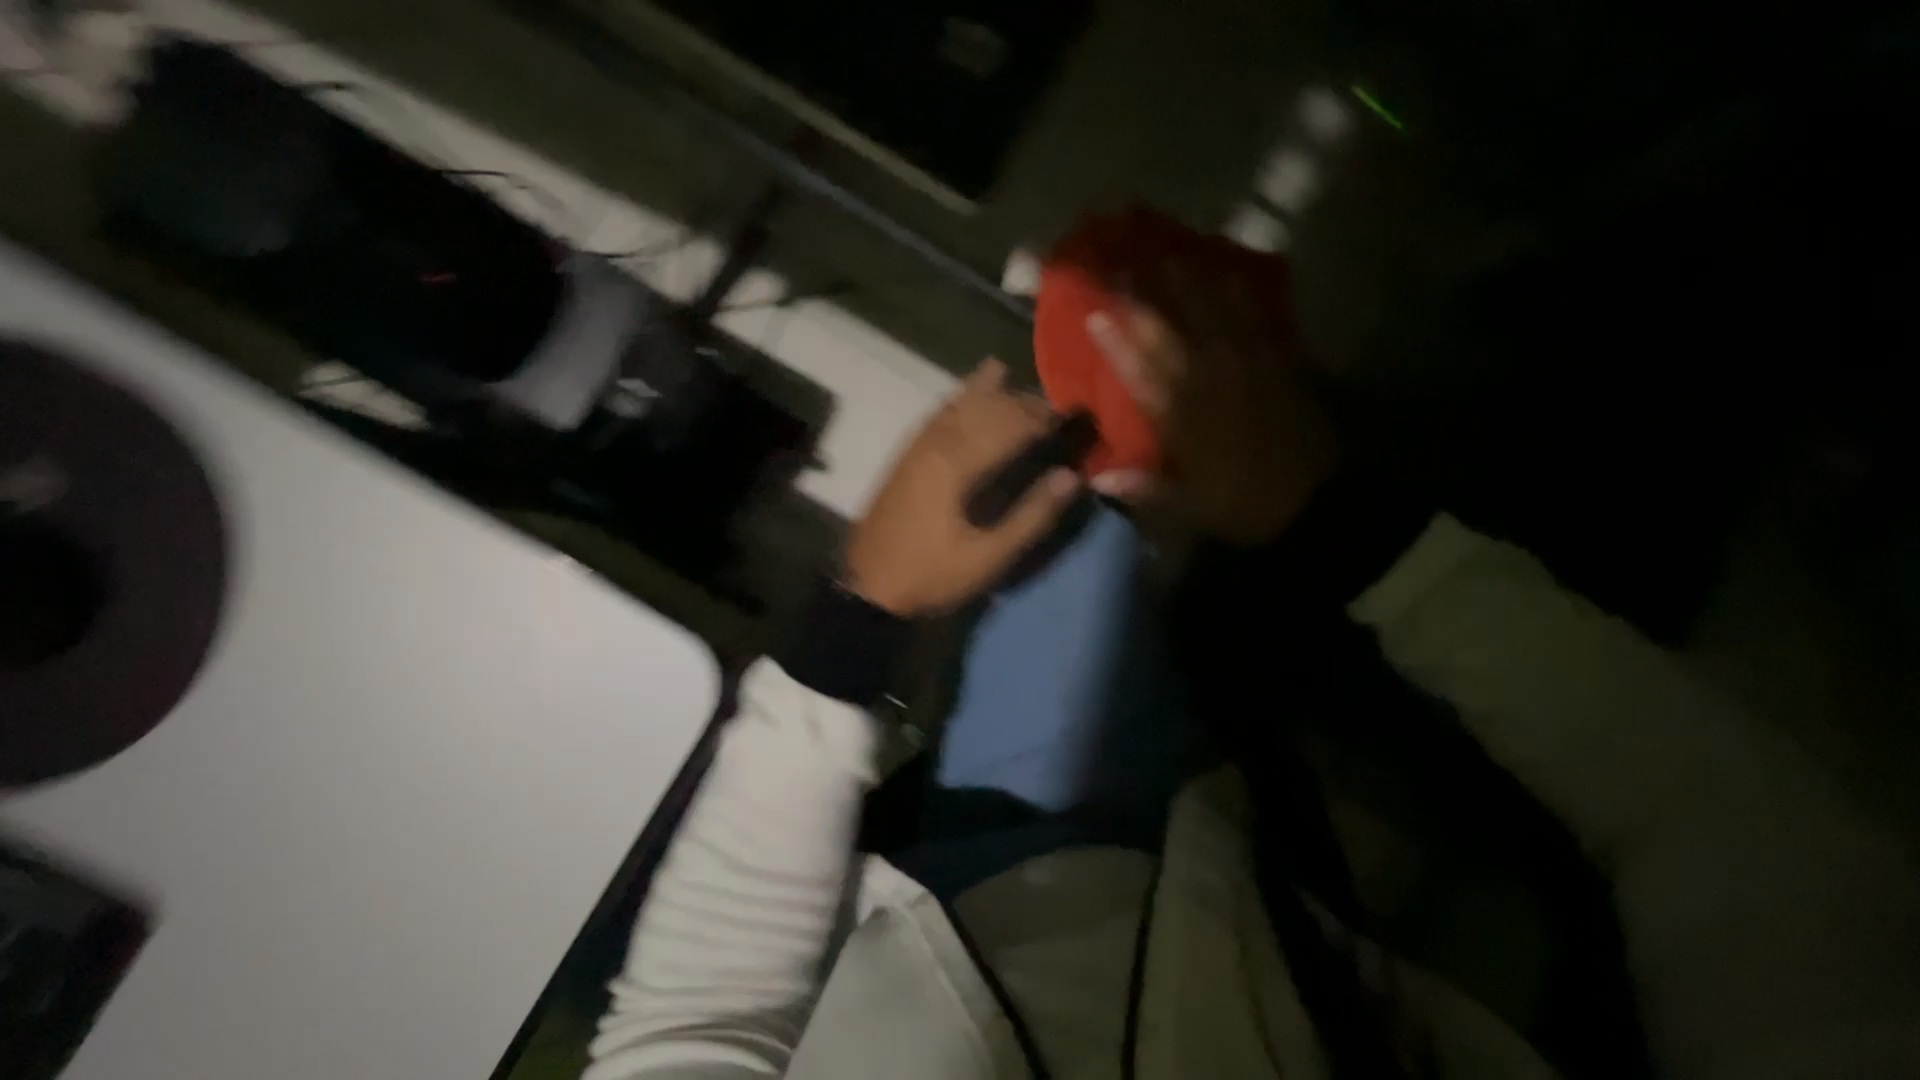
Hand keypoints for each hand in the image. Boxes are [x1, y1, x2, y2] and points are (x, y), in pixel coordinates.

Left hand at [845, 359, 1082, 615]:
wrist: (867, 587)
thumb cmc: (931, 574)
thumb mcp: (989, 556)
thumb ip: (1031, 515)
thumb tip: (1071, 476)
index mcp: (957, 463)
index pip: (1010, 424)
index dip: (1044, 420)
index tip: (1074, 425)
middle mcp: (936, 442)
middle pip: (987, 407)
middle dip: (1024, 404)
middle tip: (1057, 415)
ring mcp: (917, 446)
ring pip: (961, 404)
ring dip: (995, 395)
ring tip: (1025, 396)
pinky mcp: (906, 455)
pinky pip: (938, 413)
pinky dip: (960, 398)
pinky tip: (973, 393)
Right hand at [1086, 261, 1342, 544]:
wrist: (1316, 501)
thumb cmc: (1245, 506)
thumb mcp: (1189, 507)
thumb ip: (1144, 487)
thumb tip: (1095, 476)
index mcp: (1183, 419)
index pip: (1140, 372)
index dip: (1116, 342)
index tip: (1095, 313)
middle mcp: (1209, 383)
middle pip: (1172, 333)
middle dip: (1146, 299)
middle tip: (1126, 266)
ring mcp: (1246, 368)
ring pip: (1214, 317)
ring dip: (1191, 286)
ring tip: (1173, 255)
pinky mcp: (1279, 365)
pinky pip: (1257, 322)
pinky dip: (1242, 298)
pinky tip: (1232, 276)